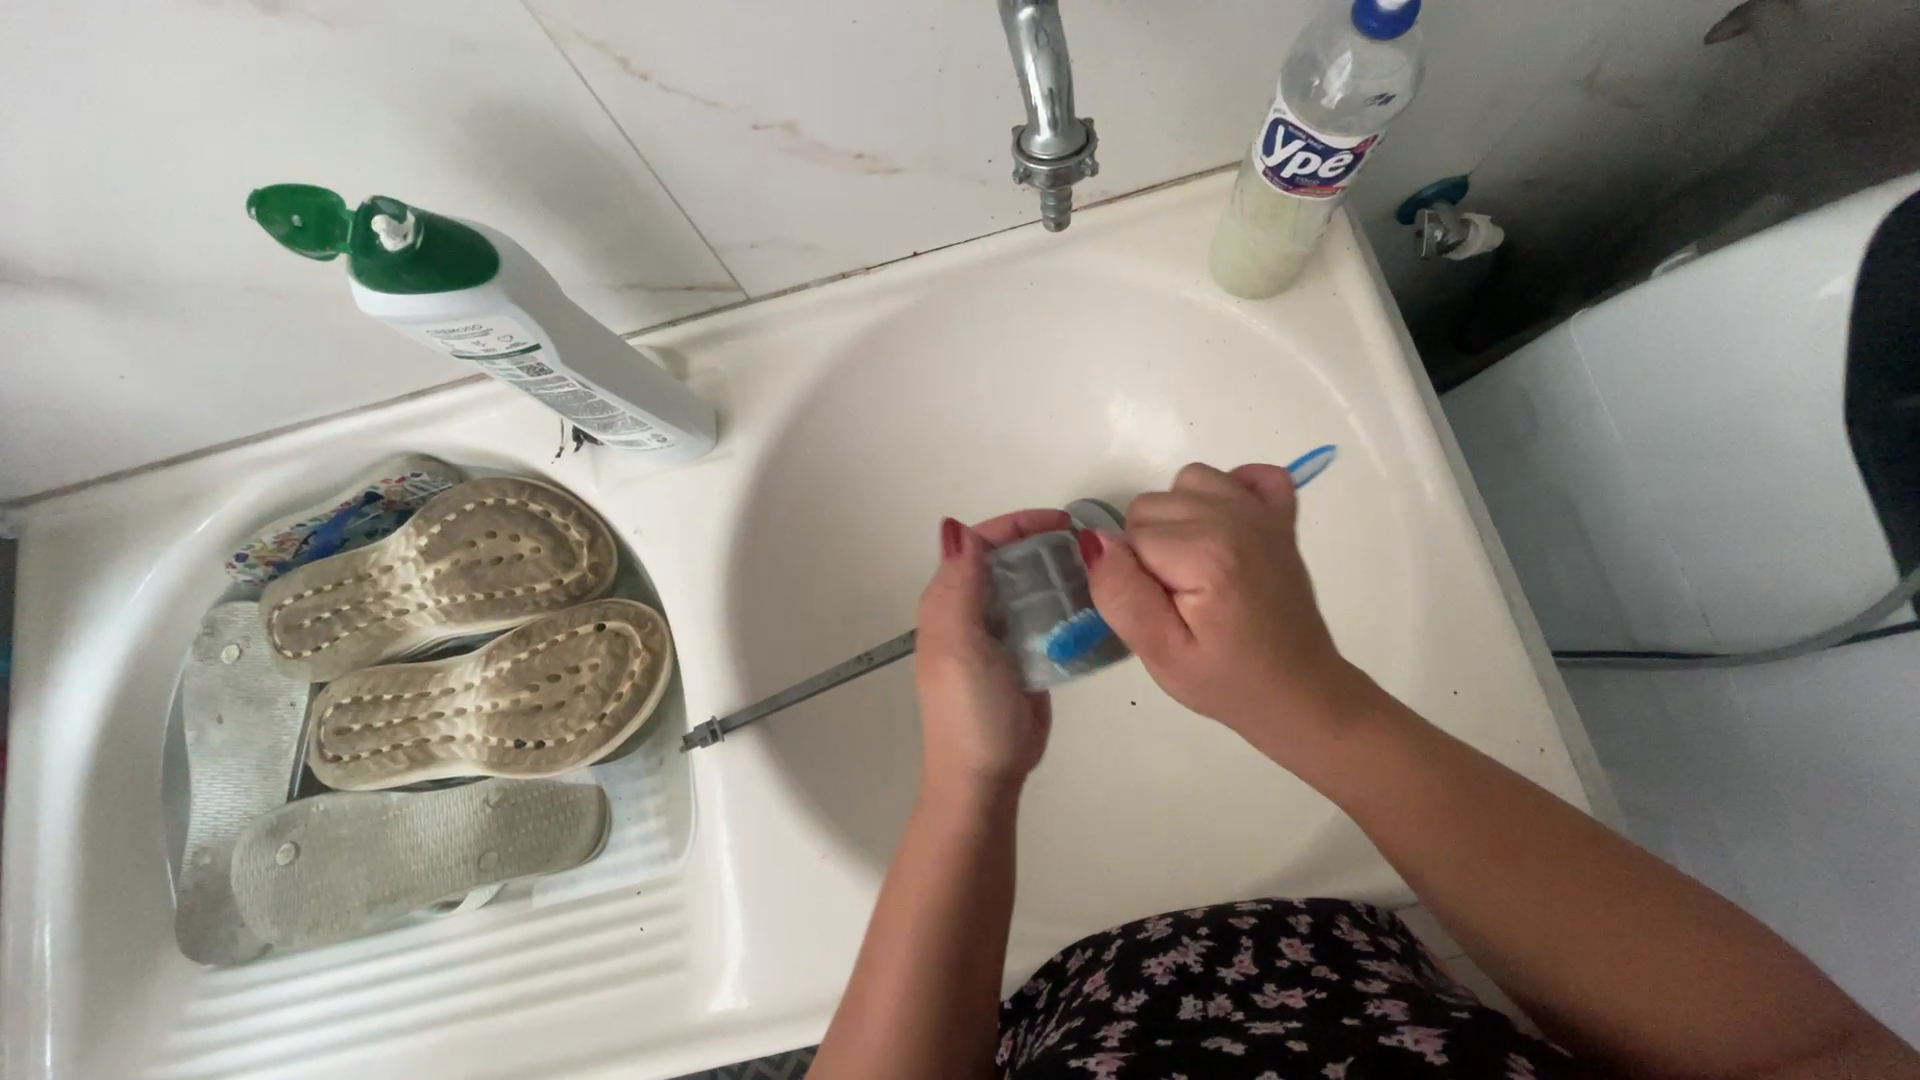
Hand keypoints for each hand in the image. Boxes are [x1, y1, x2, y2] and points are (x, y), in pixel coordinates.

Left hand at [914, 509, 1069, 801]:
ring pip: (1029, 587)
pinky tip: (1095, 601)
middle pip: (1007, 562)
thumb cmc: (969, 709)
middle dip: (1042, 544)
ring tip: (1098, 568)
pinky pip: (1045, 618)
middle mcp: (972, 611)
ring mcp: (1000, 634)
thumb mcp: (958, 644)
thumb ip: (959, 586)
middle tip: (1086, 544)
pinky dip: (1065, 606)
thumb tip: (955, 528)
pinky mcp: (1025, 656)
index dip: (1016, 525)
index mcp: (949, 602)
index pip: (980, 545)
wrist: (985, 775)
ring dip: (1057, 573)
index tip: (1061, 522)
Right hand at [1082, 463, 1370, 751]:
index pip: (1129, 537)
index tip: (1162, 612)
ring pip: (1186, 483)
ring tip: (1195, 565)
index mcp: (1206, 554)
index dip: (1133, 577)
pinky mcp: (1281, 518)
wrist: (1298, 692)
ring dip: (1179, 517)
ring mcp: (1262, 513)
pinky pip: (1247, 474)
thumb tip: (1097, 542)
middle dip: (1150, 548)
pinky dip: (1230, 492)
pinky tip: (1225, 530)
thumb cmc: (1226, 682)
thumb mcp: (1160, 655)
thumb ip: (1122, 595)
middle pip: (1151, 506)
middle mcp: (1236, 518)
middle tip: (1178, 597)